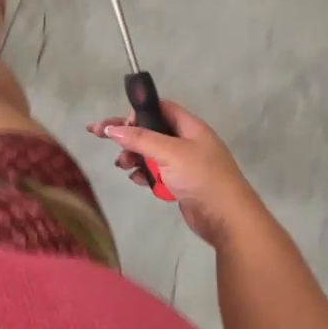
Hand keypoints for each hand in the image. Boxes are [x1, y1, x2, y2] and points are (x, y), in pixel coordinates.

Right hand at [88, 101, 262, 248]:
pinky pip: (157, 172)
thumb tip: (111, 128)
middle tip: (99, 135)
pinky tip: (138, 180)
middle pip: (150, 130)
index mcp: (190, 128)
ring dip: (134, 157)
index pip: (160, 108)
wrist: (228, 220)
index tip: (120, 124)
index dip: (138, 112)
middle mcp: (187, 142)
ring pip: (151, 153)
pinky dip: (145, 174)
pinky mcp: (181, 183)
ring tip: (122, 165)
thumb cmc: (201, 178)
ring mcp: (185, 164)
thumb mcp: (169, 152)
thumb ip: (139, 138)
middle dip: (127, 136)